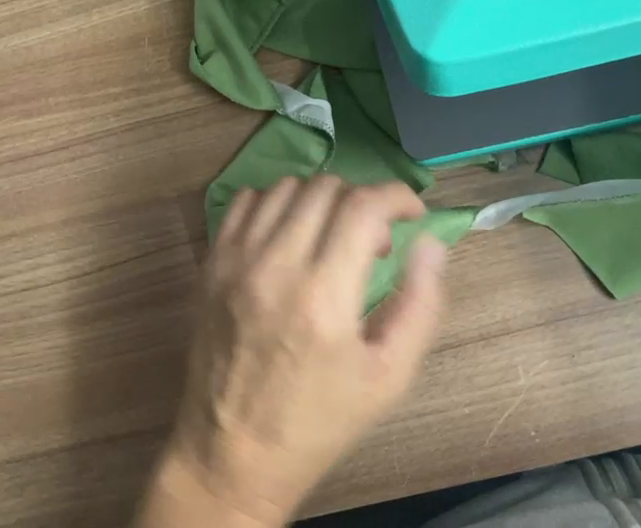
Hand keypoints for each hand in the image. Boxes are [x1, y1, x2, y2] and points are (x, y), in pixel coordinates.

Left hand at [134, 176, 447, 527]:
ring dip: (320, 199)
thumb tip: (429, 241)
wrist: (232, 453)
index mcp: (325, 296)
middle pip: (326, 188)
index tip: (412, 213)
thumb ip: (421, 303)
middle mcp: (276, 266)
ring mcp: (236, 261)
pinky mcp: (211, 264)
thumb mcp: (390, 377)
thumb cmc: (319, 420)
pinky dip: (276, 203)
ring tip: (331, 236)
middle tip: (372, 241)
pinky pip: (246, 201)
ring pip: (286, 186)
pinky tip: (289, 234)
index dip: (397, 196)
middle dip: (362, 200)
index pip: (363, 206)